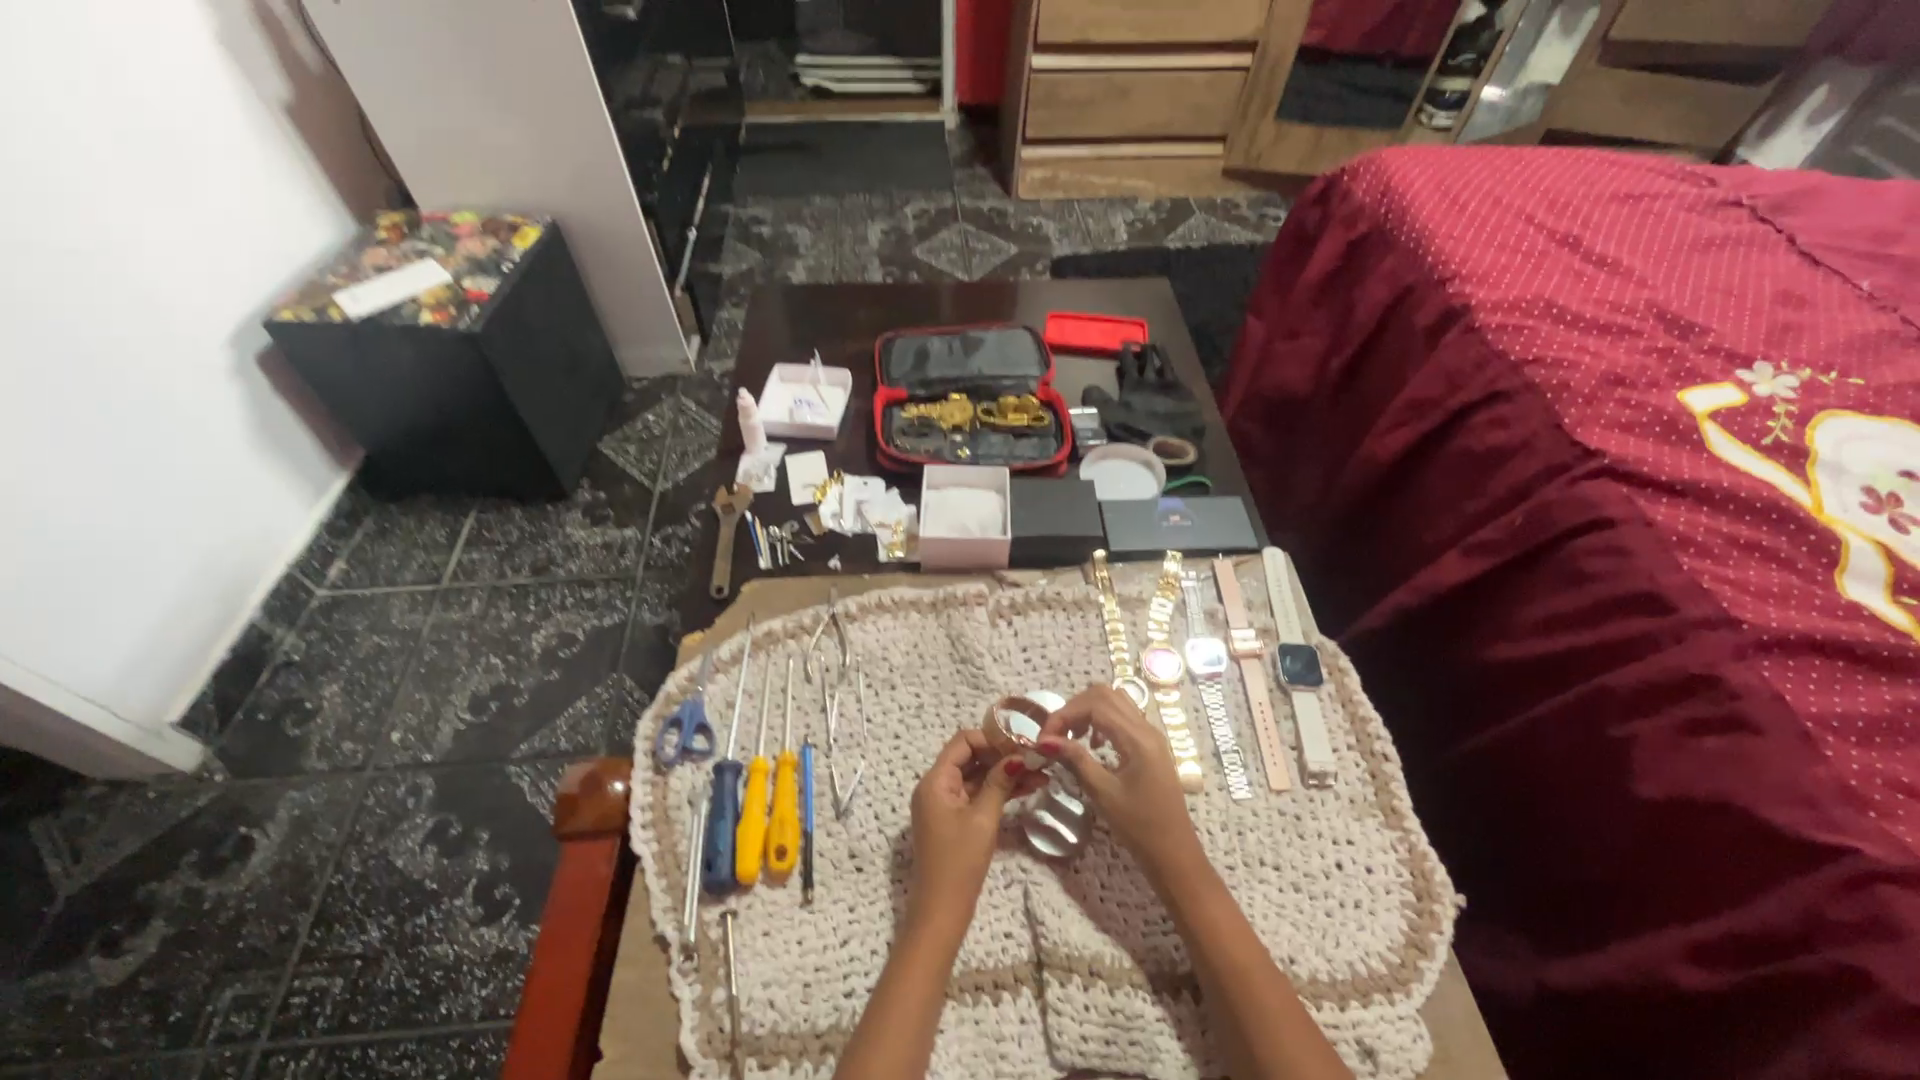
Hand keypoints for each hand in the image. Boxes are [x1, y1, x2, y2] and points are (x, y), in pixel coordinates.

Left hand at [906, 730, 1047, 937]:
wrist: (941, 910)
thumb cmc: (960, 861)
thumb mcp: (982, 818)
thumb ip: (999, 783)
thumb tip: (1018, 756)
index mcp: (935, 781)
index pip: (963, 742)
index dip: (992, 739)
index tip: (1021, 745)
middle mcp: (936, 787)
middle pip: (970, 757)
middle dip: (1003, 756)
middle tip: (1036, 759)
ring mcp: (944, 804)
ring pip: (977, 778)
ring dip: (1005, 775)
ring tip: (1042, 774)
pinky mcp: (954, 820)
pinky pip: (977, 796)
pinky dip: (999, 792)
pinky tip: (1028, 789)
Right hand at [1038, 685, 1202, 876]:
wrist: (1173, 852)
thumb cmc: (1138, 826)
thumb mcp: (1102, 792)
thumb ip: (1075, 759)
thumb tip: (1044, 741)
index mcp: (1137, 739)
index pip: (1094, 705)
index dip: (1063, 715)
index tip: (1043, 740)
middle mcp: (1147, 728)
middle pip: (1105, 694)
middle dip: (1074, 708)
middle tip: (1056, 735)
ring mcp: (1151, 735)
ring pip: (1115, 701)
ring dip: (1088, 711)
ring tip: (1071, 737)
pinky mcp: (1150, 745)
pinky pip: (1123, 717)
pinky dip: (1102, 720)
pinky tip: (1092, 744)